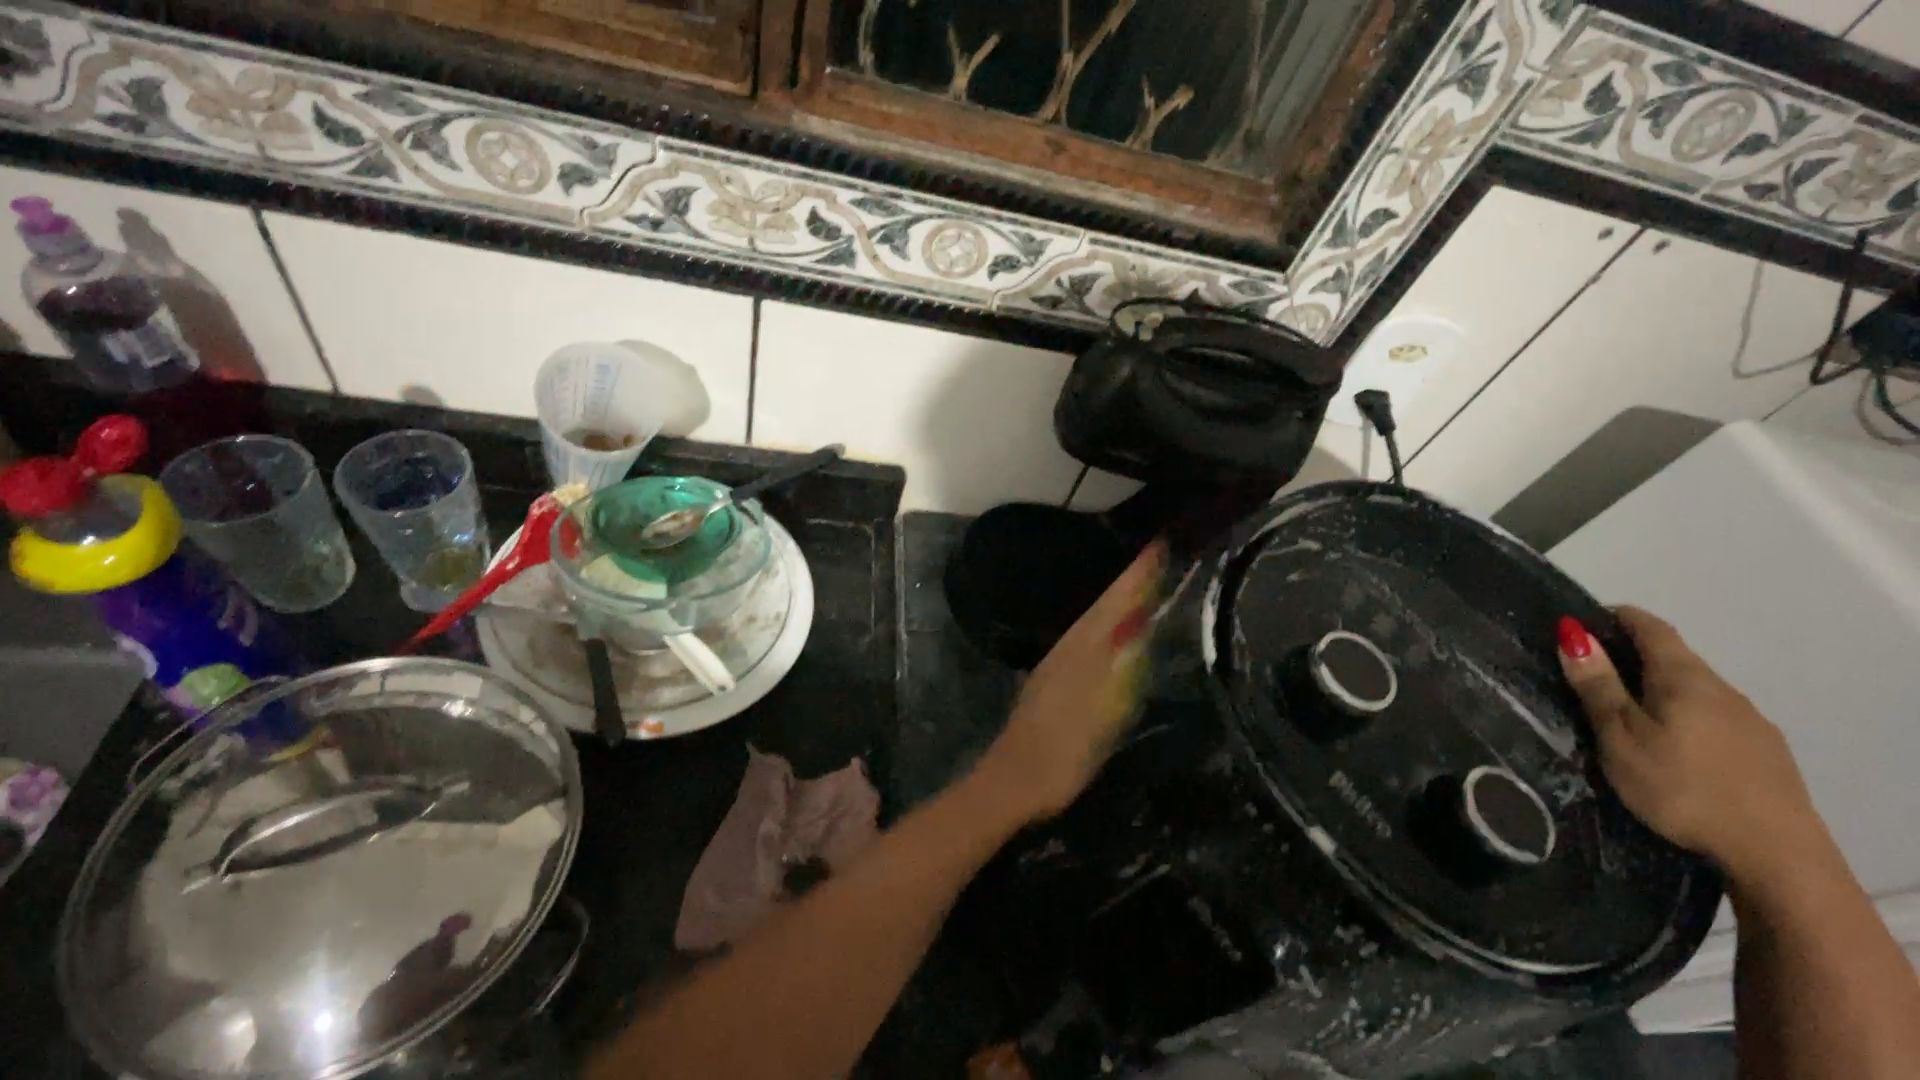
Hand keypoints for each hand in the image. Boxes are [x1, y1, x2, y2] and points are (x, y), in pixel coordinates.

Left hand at [972, 542, 1166, 824]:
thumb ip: (1117, 668)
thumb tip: (1138, 623)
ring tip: (1141, 586)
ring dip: (1116, 602)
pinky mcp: (1052, 684)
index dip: (1135, 578)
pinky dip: (1104, 626)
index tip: (1157, 546)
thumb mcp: (1098, 715)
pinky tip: (1112, 635)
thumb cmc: (1061, 754)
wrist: (1012, 782)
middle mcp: (1067, 651)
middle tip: (1156, 557)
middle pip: (1102, 608)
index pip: (1113, 605)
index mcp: (1080, 654)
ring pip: (1092, 623)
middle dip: (1129, 583)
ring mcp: (1056, 666)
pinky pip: (1085, 640)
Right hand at [1557, 606, 1830, 881]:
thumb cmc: (1682, 787)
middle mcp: (1722, 689)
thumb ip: (1599, 687)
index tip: (1585, 619)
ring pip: (1695, 691)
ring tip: (1627, 714)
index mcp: (1684, 678)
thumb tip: (1574, 632)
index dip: (1617, 616)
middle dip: (1634, 656)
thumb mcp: (1621, 737)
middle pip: (1675, 658)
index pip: (1651, 627)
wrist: (1775, 851)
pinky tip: (1673, 748)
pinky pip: (1714, 719)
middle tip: (1592, 672)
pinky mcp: (1764, 753)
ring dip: (1660, 690)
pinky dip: (1684, 717)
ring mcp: (1750, 722)